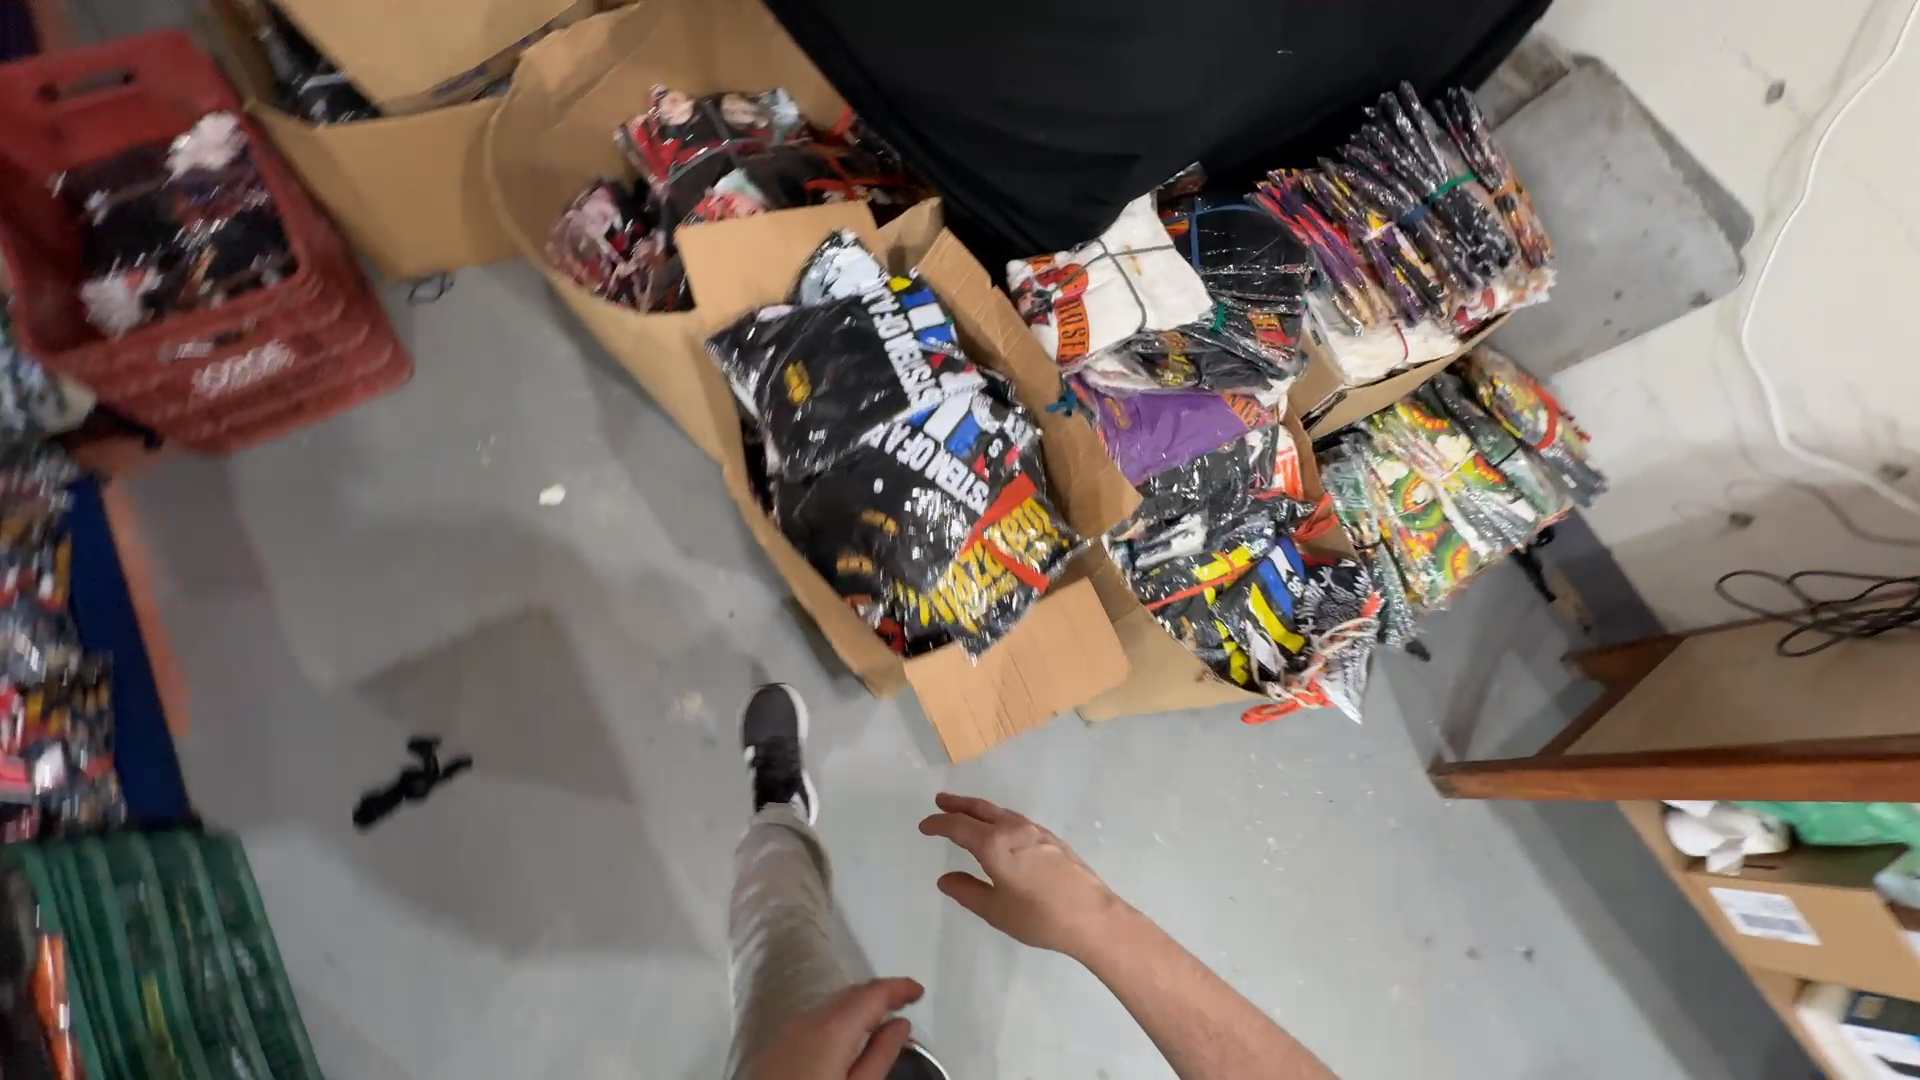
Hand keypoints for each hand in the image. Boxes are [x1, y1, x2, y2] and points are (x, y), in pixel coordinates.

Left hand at [751, 977, 922, 1079]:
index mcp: (833, 1029)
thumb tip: (900, 1027)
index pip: (874, 992)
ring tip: (880, 1020)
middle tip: (904, 1002)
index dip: (899, 988)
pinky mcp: (778, 1046)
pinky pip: (816, 1019)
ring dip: (859, 1006)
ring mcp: (790, 1031)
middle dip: (880, 994)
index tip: (918, 991)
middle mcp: (810, 1020)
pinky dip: (839, 1018)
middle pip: (852, 993)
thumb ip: (881, 1056)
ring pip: (833, 1005)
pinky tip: (847, 1037)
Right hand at [918, 792, 1130, 960]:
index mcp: (994, 844)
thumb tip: (945, 878)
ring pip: (998, 811)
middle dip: (957, 804)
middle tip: (940, 800)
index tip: (924, 826)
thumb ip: (967, 891)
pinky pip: (1014, 819)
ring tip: (966, 812)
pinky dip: (997, 817)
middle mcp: (1012, 828)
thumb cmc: (1038, 916)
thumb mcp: (995, 910)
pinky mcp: (1050, 837)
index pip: (958, 826)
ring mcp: (1034, 830)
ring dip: (978, 809)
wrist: (1091, 915)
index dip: (938, 824)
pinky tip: (999, 829)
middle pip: (979, 809)